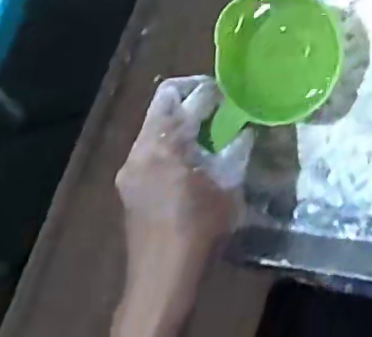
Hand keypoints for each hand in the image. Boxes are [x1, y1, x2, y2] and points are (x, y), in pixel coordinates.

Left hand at [116, 75, 252, 252]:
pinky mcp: (128, 185)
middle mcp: (140, 147)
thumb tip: (244, 130)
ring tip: (205, 132)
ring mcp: (129, 167)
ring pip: (154, 125)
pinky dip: (168, 142)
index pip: (183, 96)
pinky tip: (189, 159)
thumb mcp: (227, 187)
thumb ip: (235, 151)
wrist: (160, 281)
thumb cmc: (197, 229)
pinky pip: (149, 147)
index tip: (226, 92)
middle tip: (214, 105)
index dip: (207, 90)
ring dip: (178, 122)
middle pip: (163, 104)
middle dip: (189, 99)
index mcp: (163, 143)